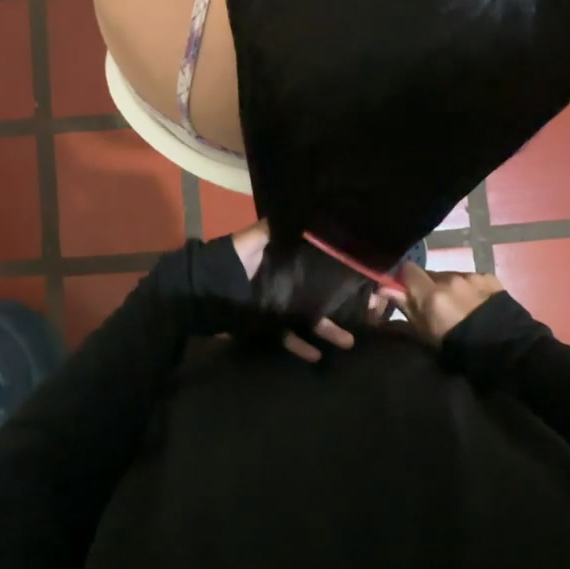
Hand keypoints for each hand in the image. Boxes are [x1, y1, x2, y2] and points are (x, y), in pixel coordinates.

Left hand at [227, 220, 357, 362]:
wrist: (199, 292)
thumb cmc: (231, 260)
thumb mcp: (257, 238)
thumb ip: (279, 227)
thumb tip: (312, 212)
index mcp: (287, 258)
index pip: (321, 263)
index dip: (344, 272)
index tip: (368, 280)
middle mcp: (286, 281)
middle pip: (320, 293)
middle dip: (344, 304)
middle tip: (370, 314)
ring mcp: (276, 306)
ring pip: (308, 318)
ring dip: (328, 329)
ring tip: (351, 341)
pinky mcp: (264, 326)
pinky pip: (286, 337)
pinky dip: (300, 346)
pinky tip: (317, 356)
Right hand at [381, 264, 504, 349]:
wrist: (508, 350)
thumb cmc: (460, 348)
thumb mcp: (426, 335)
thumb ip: (406, 307)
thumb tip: (385, 289)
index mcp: (431, 293)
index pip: (407, 269)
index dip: (405, 279)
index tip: (406, 292)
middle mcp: (450, 278)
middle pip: (430, 274)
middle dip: (428, 287)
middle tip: (435, 307)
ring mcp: (472, 276)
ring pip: (451, 277)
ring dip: (449, 289)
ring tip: (460, 309)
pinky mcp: (489, 278)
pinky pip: (471, 279)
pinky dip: (469, 290)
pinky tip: (477, 306)